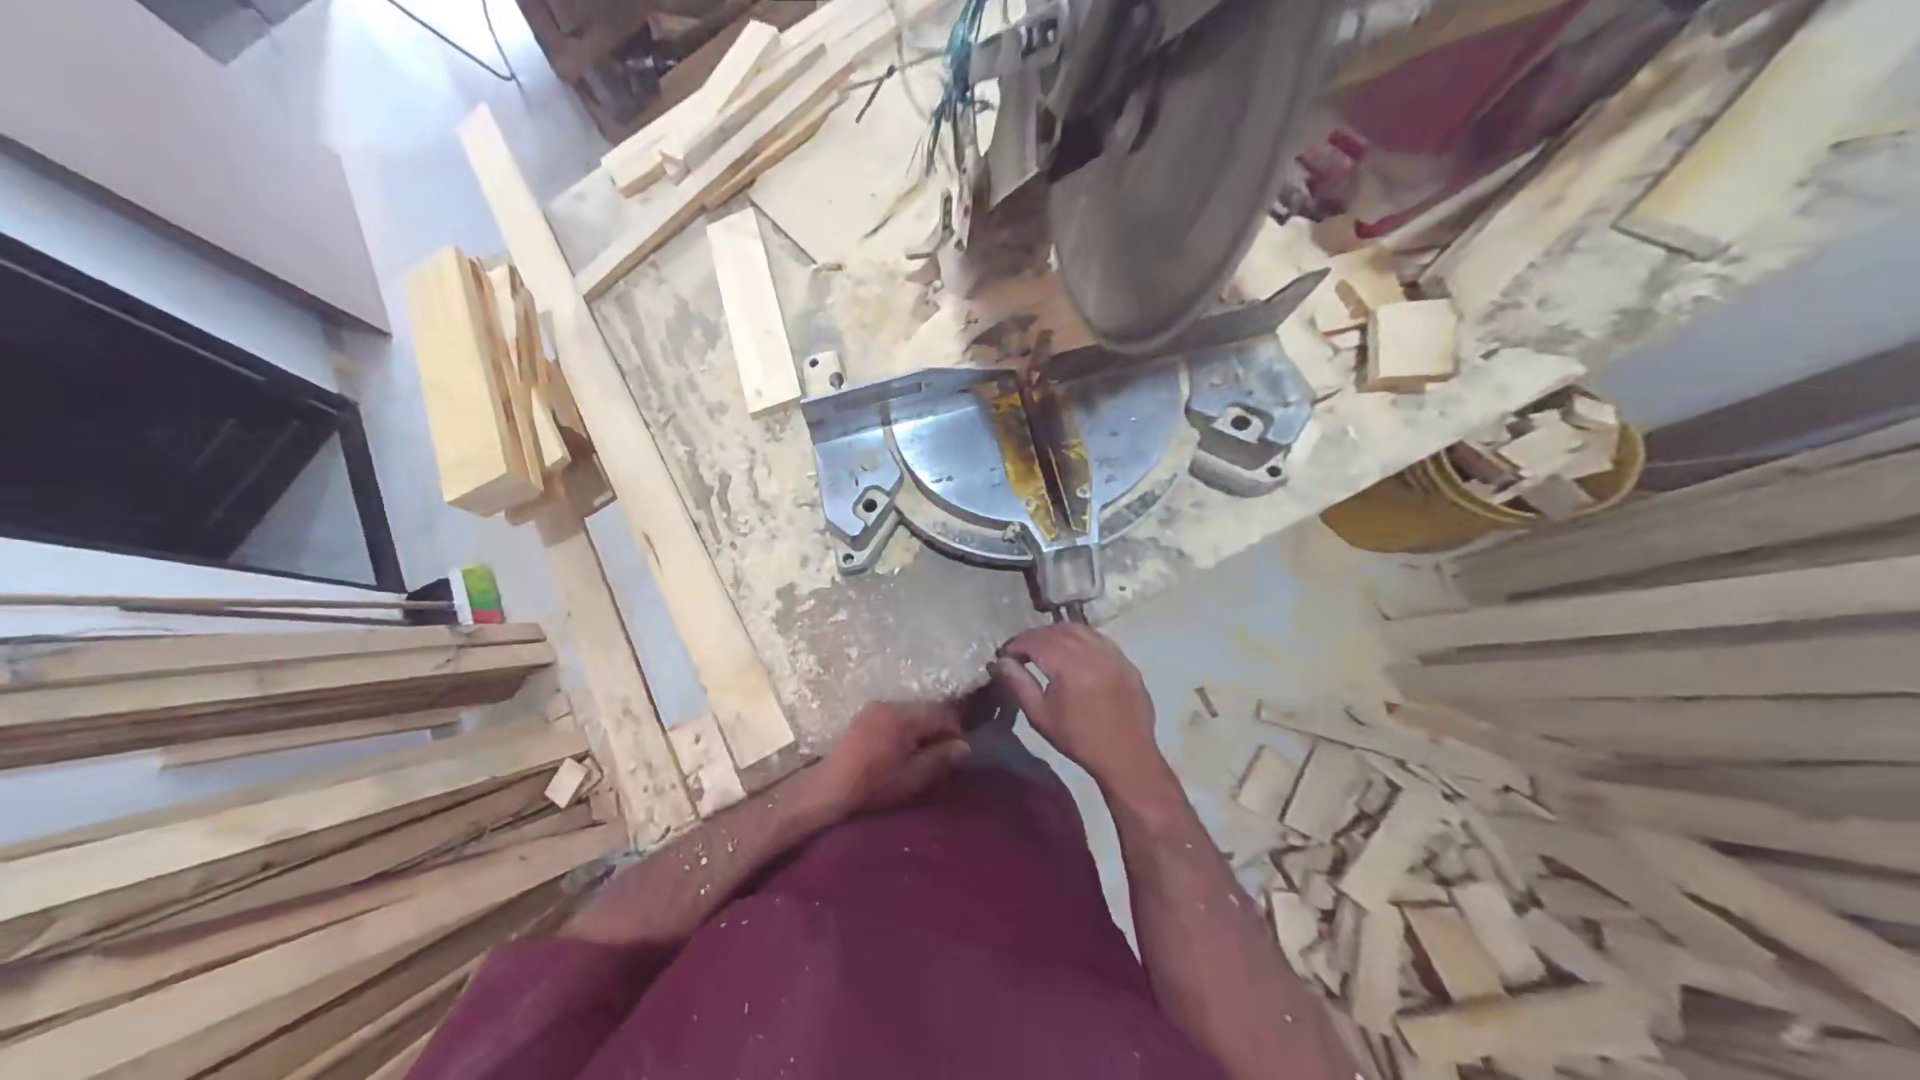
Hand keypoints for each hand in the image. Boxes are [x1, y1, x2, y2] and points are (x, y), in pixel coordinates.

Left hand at [813, 701, 971, 818]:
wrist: (830, 788)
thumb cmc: (874, 785)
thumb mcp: (912, 777)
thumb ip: (940, 759)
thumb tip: (964, 747)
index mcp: (902, 717)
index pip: (941, 714)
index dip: (956, 731)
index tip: (961, 751)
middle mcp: (889, 705)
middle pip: (927, 710)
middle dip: (939, 729)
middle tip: (945, 753)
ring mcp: (875, 708)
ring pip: (912, 712)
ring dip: (923, 728)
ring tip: (926, 752)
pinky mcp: (865, 715)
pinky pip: (896, 715)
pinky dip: (907, 728)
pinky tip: (905, 747)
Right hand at [993, 624, 1166, 793]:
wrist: (1126, 756)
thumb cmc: (1078, 739)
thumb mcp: (1040, 716)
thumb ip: (1019, 684)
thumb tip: (1001, 662)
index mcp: (1070, 667)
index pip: (1036, 641)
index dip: (1017, 643)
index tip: (1005, 653)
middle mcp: (1093, 653)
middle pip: (1056, 631)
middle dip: (1034, 637)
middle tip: (1020, 651)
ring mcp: (1113, 654)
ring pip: (1078, 630)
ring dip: (1056, 633)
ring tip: (1043, 648)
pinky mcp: (1125, 660)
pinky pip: (1098, 638)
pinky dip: (1079, 637)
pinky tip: (1072, 651)